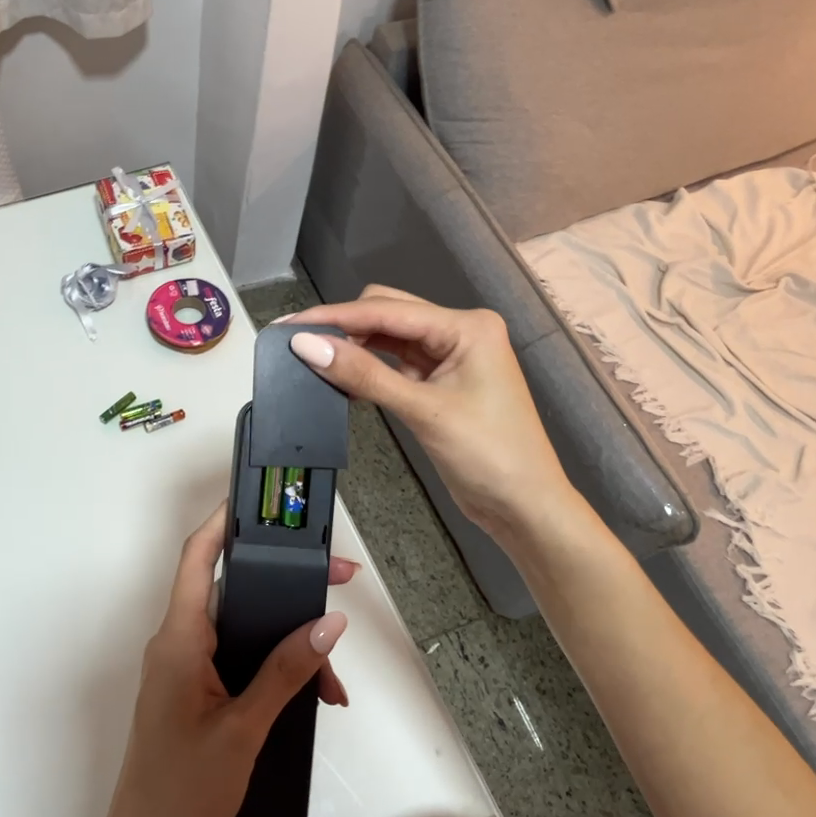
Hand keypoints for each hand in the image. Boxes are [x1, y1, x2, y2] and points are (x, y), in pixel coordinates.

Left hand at [66, 502, 356, 816]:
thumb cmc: (184, 790)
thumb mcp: (244, 729)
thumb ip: (285, 672)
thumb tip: (328, 622)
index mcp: (179, 639)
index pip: (196, 559)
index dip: (224, 522)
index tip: (260, 500)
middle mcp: (179, 644)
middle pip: (234, 591)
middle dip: (287, 587)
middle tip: (341, 580)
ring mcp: (187, 669)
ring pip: (245, 632)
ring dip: (289, 644)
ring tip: (334, 675)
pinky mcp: (196, 692)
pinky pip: (241, 663)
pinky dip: (276, 672)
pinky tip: (313, 696)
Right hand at [282, 285, 574, 538]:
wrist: (524, 506)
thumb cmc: (489, 456)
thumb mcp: (423, 411)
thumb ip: (364, 375)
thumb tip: (307, 346)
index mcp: (467, 327)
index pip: (388, 310)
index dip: (336, 316)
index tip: (292, 323)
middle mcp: (459, 332)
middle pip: (388, 313)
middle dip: (344, 326)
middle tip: (298, 344)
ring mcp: (450, 358)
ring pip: (389, 338)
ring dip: (354, 347)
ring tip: (312, 359)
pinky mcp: (441, 383)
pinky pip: (395, 364)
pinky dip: (369, 369)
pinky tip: (343, 379)